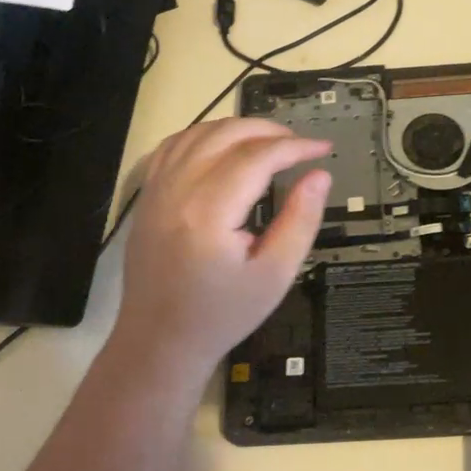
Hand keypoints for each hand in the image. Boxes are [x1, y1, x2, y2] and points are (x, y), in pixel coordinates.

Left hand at [115, 118, 331, 372]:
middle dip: (268, 130)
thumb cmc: (222, 314)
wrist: (159, 341)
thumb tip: (319, 175)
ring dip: (236, 128)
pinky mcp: (147, 196)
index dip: (295, 146)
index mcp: (209, 213)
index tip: (323, 149)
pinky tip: (224, 146)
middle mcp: (177, 191)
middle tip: (300, 145)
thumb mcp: (274, 276)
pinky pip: (173, 146)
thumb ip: (300, 221)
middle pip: (226, 134)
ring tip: (269, 142)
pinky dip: (203, 135)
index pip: (257, 157)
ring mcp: (156, 190)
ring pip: (197, 133)